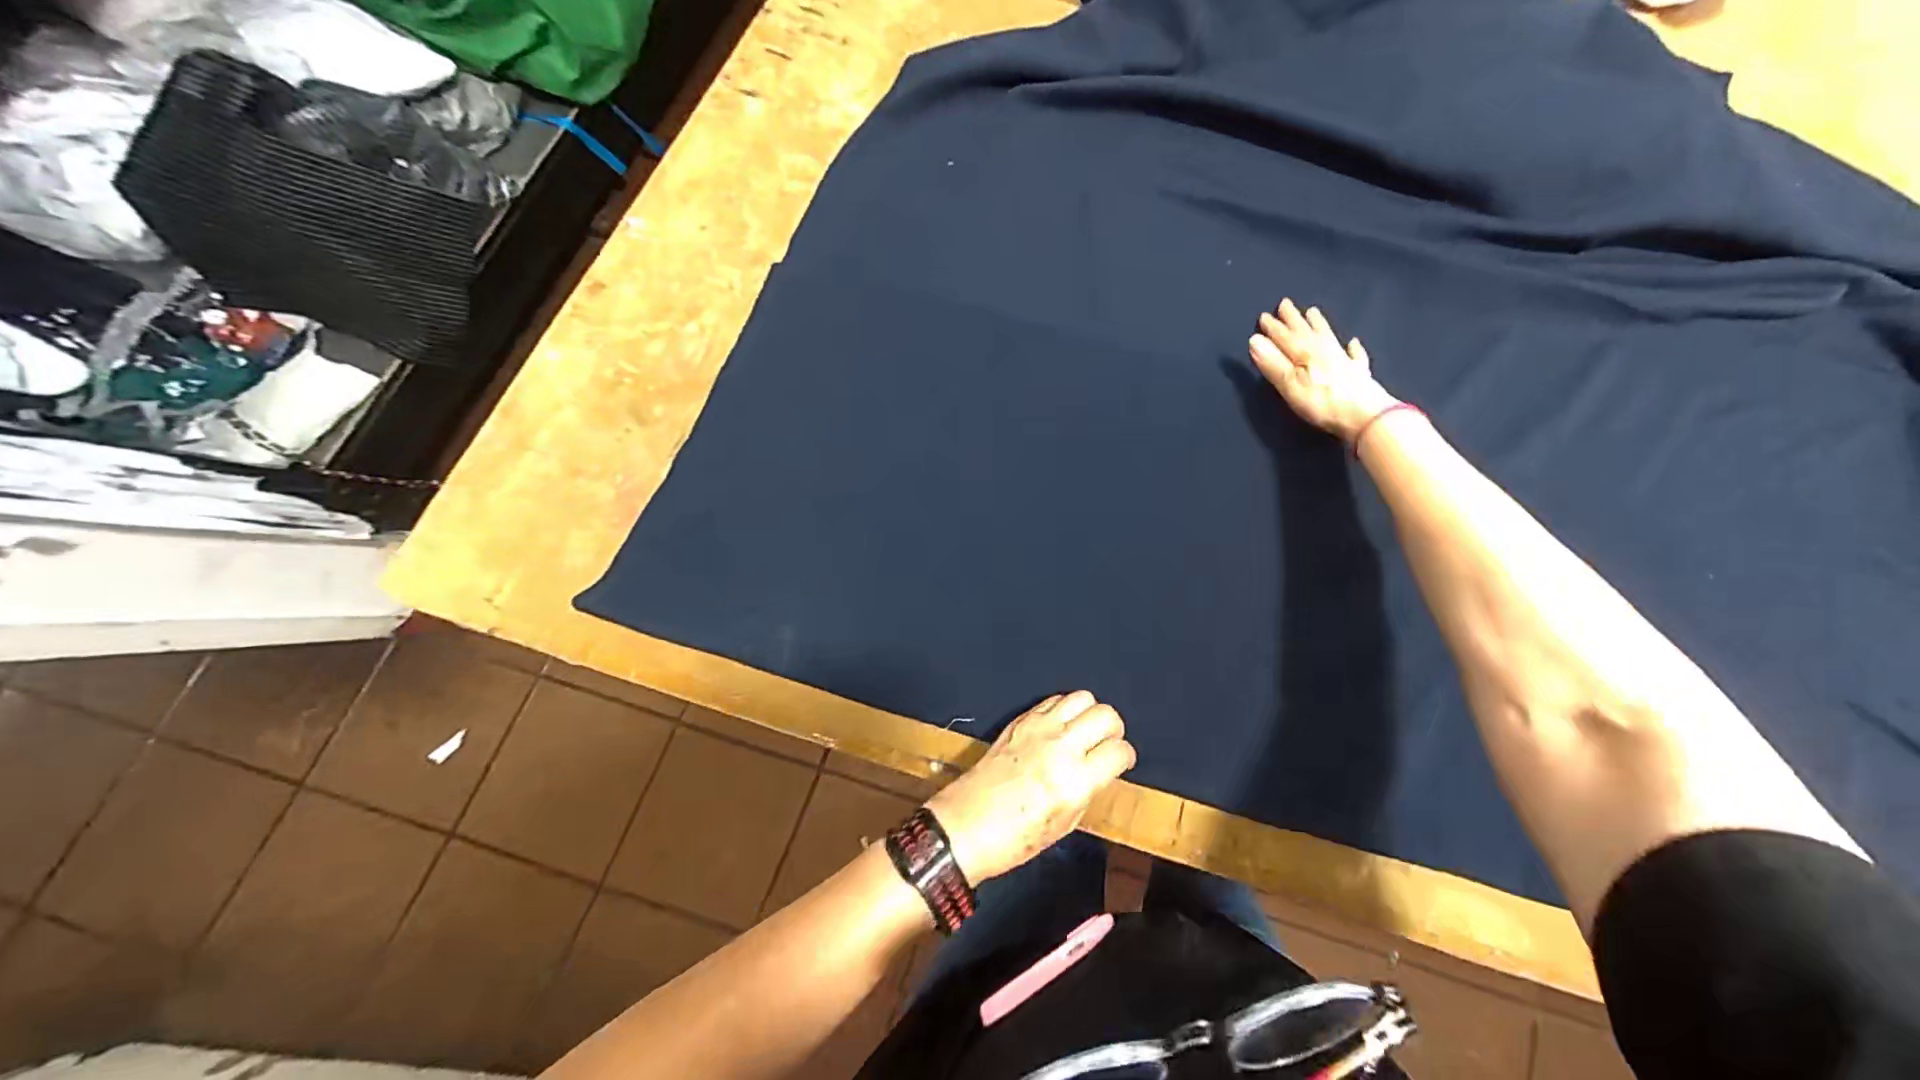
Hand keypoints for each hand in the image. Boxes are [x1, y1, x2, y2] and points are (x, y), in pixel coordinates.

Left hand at [923, 691, 1136, 882]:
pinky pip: (1053, 701)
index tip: (1121, 762)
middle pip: (1105, 715)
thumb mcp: (1064, 824)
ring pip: (1082, 697)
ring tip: (1084, 732)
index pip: (1118, 750)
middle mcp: (1060, 747)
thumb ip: (1086, 790)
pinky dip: (1064, 709)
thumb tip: (1099, 771)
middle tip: (1106, 744)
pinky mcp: (1019, 721)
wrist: (964, 826)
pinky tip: (1060, 728)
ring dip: (1090, 713)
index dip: (1125, 757)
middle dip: (1113, 729)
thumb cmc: (1015, 838)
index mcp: (1075, 780)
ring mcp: (1037, 729)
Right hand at [1249, 298, 1399, 440]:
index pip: (1286, 338)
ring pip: (1328, 338)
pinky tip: (1354, 342)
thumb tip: (1255, 341)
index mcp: (1305, 355)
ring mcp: (1344, 362)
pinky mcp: (1359, 375)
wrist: (1365, 416)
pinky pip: (1355, 356)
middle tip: (1286, 304)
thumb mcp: (1290, 385)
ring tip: (1313, 312)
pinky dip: (1354, 349)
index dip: (1274, 328)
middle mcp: (1325, 352)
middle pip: (1306, 333)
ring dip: (1319, 326)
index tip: (1263, 316)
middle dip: (1294, 320)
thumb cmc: (1322, 403)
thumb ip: (1273, 363)